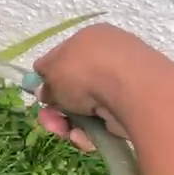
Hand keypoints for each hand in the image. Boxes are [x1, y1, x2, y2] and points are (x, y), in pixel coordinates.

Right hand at [31, 23, 173, 151]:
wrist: (132, 90)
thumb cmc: (86, 72)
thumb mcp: (52, 71)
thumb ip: (44, 81)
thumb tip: (46, 91)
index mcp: (90, 39)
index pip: (61, 58)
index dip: (47, 79)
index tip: (41, 96)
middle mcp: (107, 57)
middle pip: (71, 89)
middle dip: (56, 109)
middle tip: (50, 121)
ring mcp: (122, 82)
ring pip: (84, 109)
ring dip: (68, 123)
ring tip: (66, 131)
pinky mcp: (132, 106)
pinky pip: (102, 121)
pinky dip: (89, 131)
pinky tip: (85, 135)